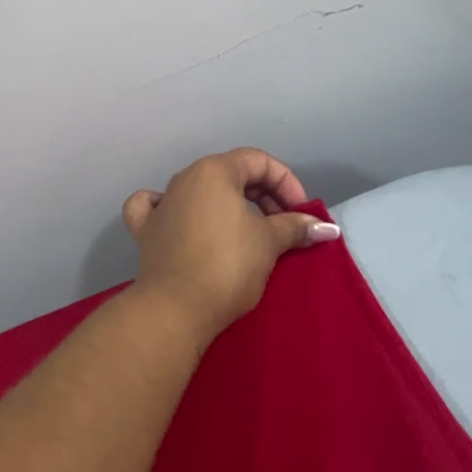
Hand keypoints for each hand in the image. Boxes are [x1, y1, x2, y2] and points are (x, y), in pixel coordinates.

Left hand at [121, 148, 341, 338]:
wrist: (175, 309)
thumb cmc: (227, 265)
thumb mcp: (269, 242)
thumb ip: (295, 227)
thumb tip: (325, 228)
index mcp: (214, 171)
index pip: (259, 162)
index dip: (287, 183)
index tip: (303, 214)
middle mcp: (185, 178)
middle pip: (232, 174)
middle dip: (264, 196)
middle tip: (284, 227)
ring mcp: (162, 203)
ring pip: (202, 191)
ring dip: (230, 205)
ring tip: (251, 233)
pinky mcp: (146, 231)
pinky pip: (158, 208)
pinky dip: (174, 210)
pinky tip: (182, 219)